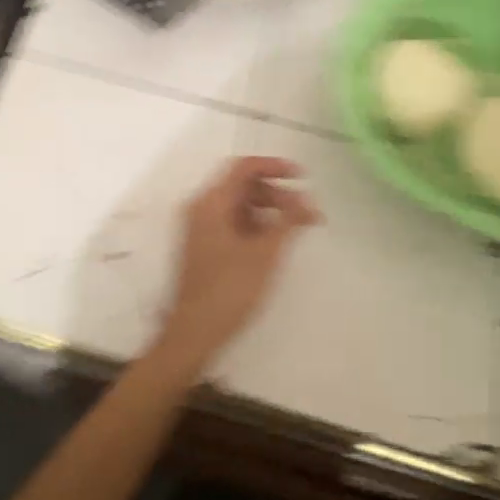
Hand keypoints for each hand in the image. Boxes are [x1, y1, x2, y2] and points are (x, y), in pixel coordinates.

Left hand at [151, 157, 321, 376]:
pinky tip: (274, 243)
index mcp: (210, 203)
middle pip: (242, 186)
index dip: (275, 167)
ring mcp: (199, 228)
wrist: (193, 333)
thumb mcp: (265, 254)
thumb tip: (304, 199)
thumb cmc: (229, 290)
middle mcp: (200, 208)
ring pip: (238, 205)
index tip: (303, 177)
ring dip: (268, 211)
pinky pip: (231, 223)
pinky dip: (255, 226)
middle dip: (277, 194)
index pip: (244, 167)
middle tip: (306, 215)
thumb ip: (287, 221)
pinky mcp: (202, 246)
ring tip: (295, 231)